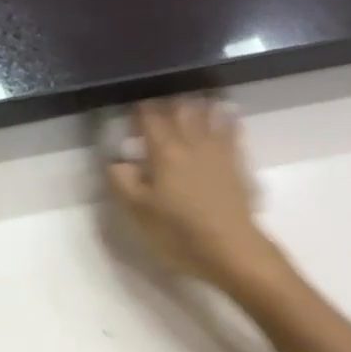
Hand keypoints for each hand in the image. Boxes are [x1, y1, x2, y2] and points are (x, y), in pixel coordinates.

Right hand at [106, 97, 275, 285]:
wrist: (228, 246)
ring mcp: (217, 148)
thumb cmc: (178, 233)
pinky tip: (222, 118)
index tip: (129, 113)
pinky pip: (231, 127)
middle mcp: (191, 141)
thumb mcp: (139, 214)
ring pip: (206, 112)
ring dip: (194, 106)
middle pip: (179, 108)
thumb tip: (114, 162)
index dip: (137, 111)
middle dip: (165, 105)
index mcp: (163, 152)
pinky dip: (224, 117)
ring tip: (185, 108)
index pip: (148, 118)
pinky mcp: (236, 160)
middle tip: (156, 111)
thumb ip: (123, 183)